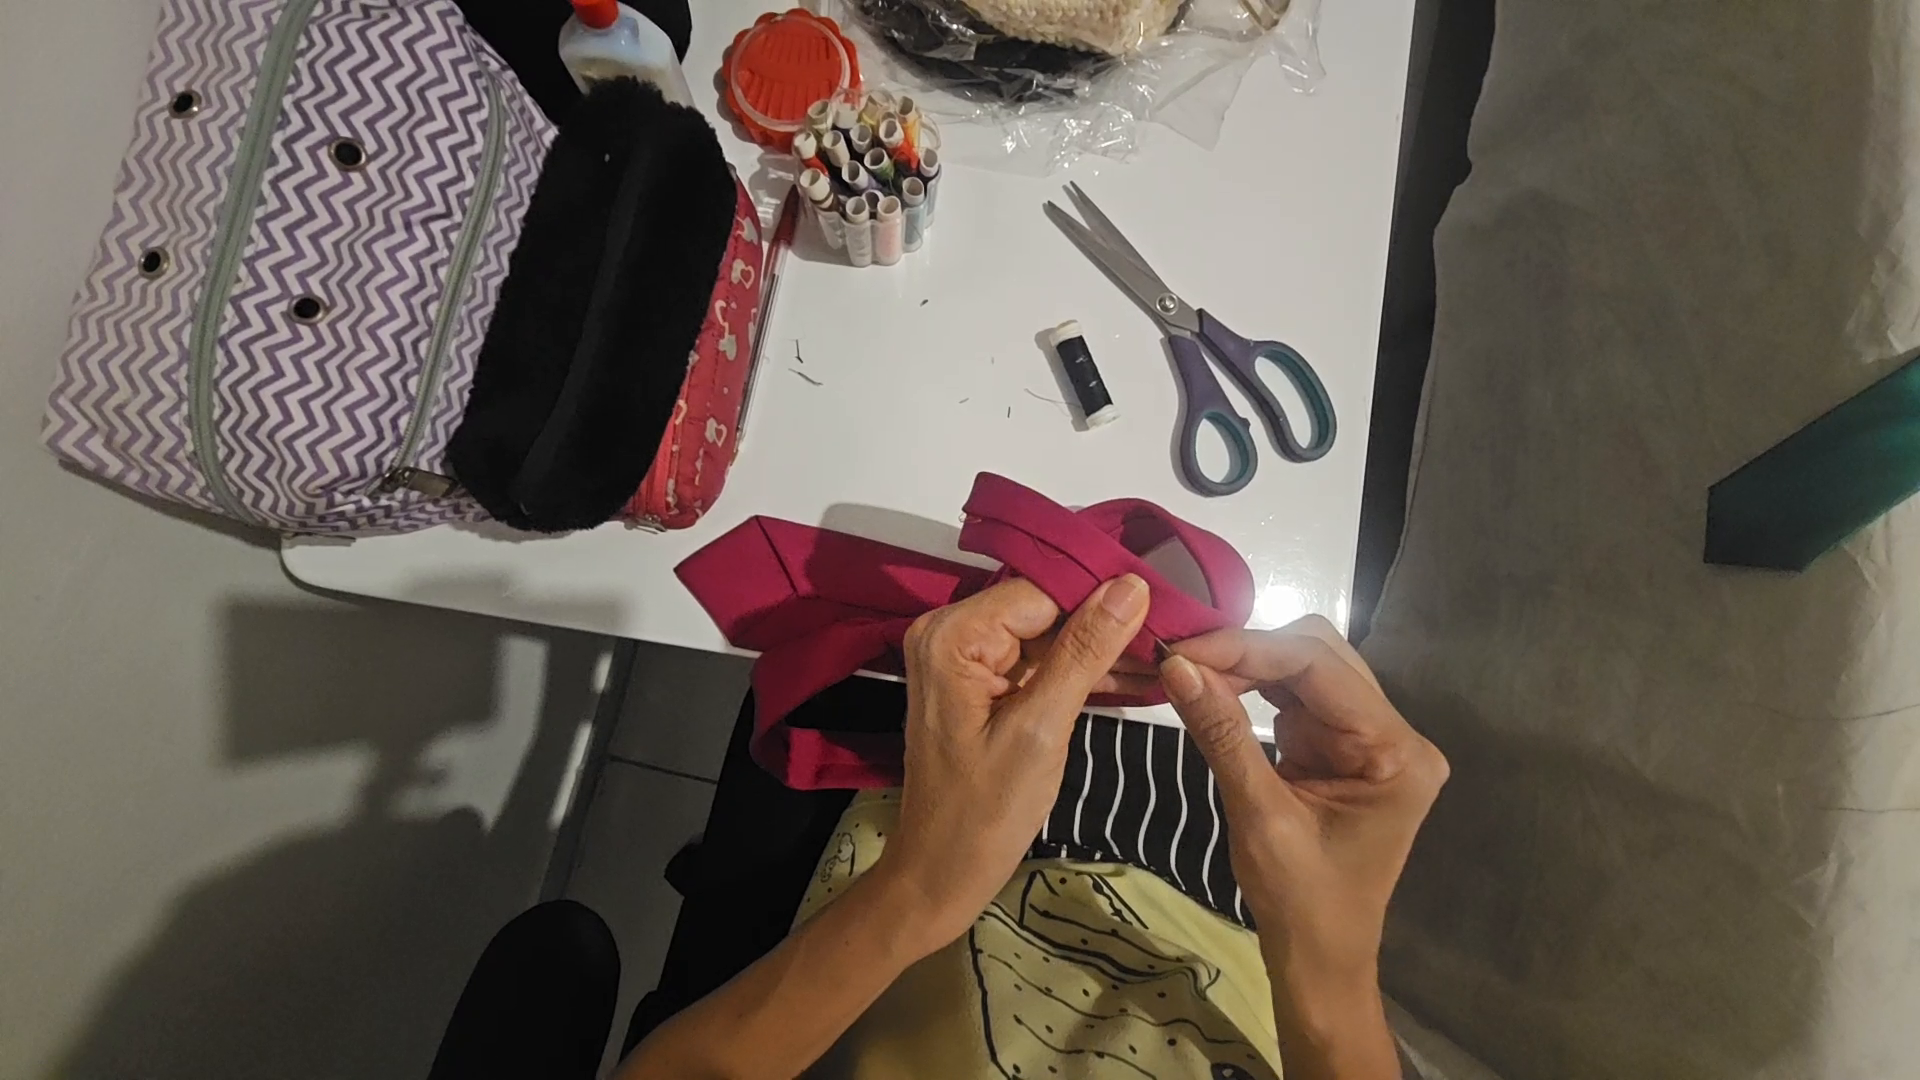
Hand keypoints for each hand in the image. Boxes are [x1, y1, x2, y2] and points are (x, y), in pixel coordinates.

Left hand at [875, 575, 1150, 952]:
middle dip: (1105, 621)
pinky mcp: (978, 678)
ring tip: (1165, 654)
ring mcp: (962, 654)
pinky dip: (1078, 670)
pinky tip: (1131, 676)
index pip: (1041, 589)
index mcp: (953, 635)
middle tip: (1174, 630)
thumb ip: (1085, 652)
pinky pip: (1036, 659)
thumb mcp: (1042, 729)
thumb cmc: (985, 813)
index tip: (1165, 601)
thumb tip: (1131, 586)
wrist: (941, 872)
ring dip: (1099, 648)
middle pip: (1042, 607)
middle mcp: (950, 631)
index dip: (1102, 592)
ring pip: (1045, 632)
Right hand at [1157, 616, 1446, 1079]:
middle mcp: (1391, 732)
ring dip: (1245, 663)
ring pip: (1303, 664)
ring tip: (1190, 671)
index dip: (1247, 647)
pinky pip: (1292, 691)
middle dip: (1247, 650)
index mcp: (1395, 751)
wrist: (1319, 955)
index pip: (1318, 665)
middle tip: (1182, 661)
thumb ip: (1222, 732)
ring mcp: (1365, 735)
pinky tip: (1214, 688)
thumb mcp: (1258, 815)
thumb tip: (1175, 665)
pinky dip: (1250, 684)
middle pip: (1318, 652)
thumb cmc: (1300, 900)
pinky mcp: (1336, 742)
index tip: (1182, 649)